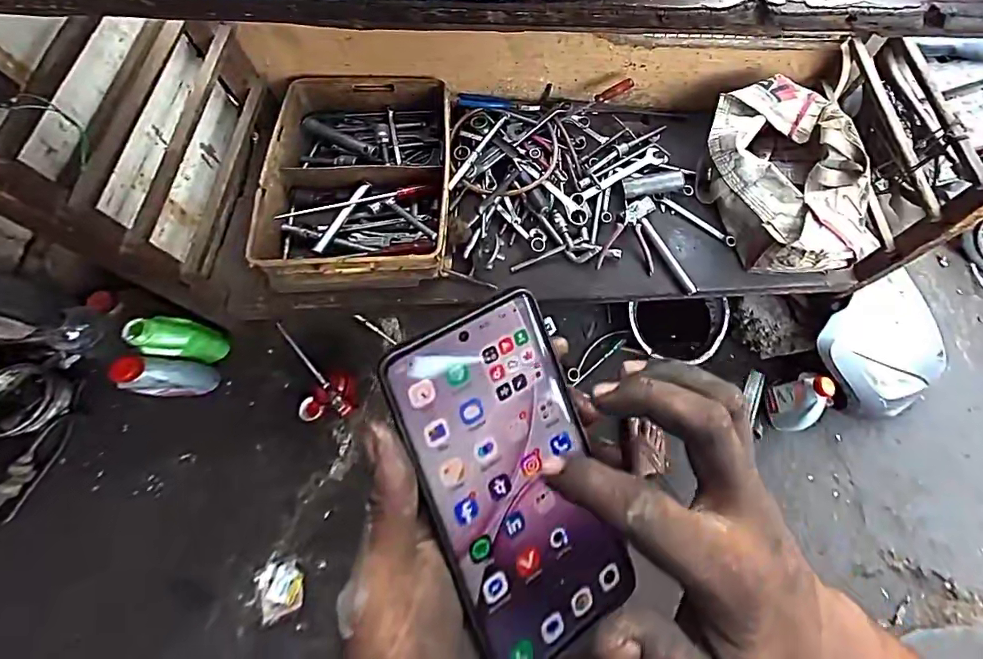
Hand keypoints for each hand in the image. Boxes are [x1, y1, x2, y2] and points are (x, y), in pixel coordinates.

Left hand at [342, 335, 586, 658]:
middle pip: (508, 446)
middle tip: (572, 385)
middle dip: (541, 410)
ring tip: (595, 425)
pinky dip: (582, 509)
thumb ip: (386, 504)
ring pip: (537, 480)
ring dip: (567, 452)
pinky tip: (606, 489)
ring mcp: (499, 538)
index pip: (461, 425)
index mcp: (430, 493)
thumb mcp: (385, 568)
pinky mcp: (525, 573)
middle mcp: (467, 506)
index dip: (488, 384)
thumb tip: (376, 427)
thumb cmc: (391, 635)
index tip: (518, 351)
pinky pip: (557, 534)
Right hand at [545, 359, 913, 658]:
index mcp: (727, 566)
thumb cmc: (757, 656)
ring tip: (621, 375)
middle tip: (598, 398)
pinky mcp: (749, 467)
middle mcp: (745, 507)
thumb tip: (606, 639)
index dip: (595, 484)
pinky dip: (686, 381)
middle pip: (711, 423)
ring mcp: (753, 479)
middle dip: (649, 397)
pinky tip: (649, 380)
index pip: (651, 510)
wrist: (814, 642)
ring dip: (671, 376)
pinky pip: (727, 406)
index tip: (552, 468)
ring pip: (726, 401)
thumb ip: (658, 648)